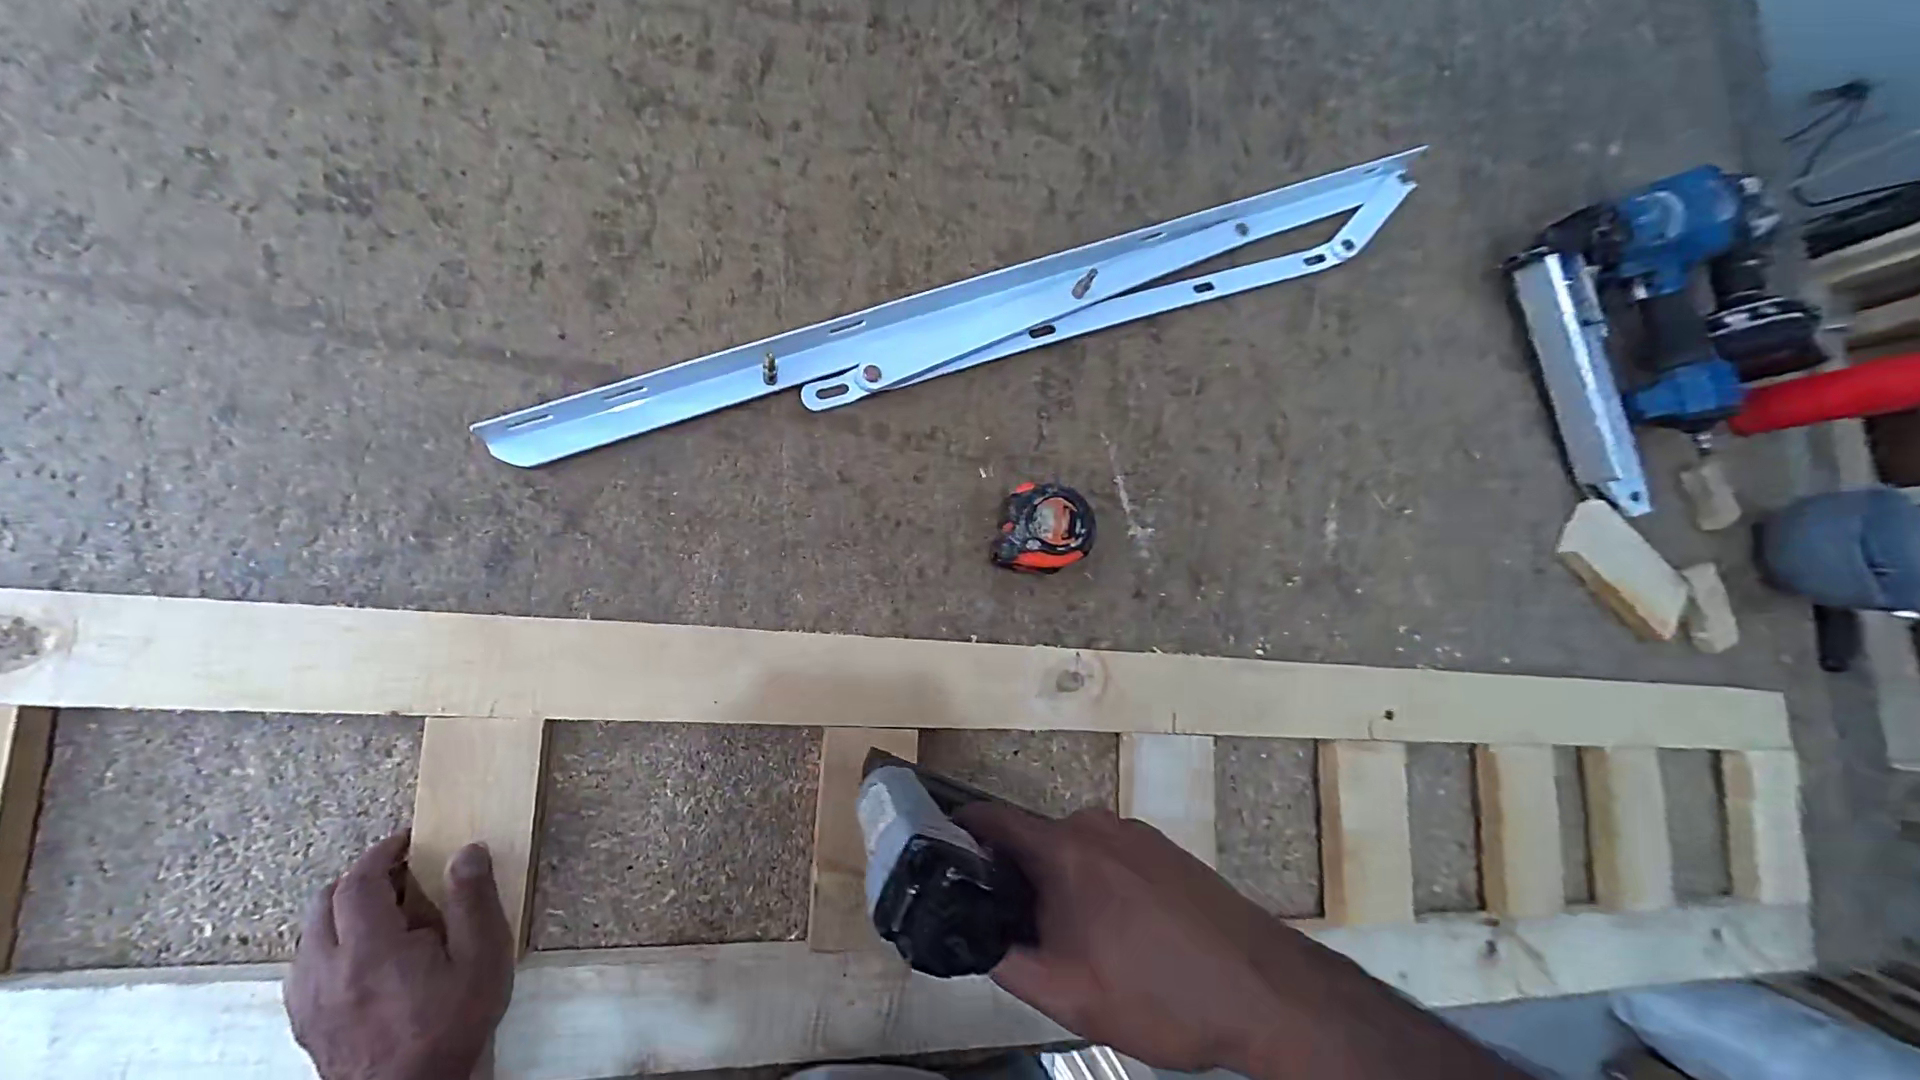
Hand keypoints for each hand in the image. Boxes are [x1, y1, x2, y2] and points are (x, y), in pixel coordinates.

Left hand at [284, 833, 515, 1079]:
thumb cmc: (453, 1020)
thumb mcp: (482, 954)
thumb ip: (473, 899)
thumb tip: (467, 850)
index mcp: (370, 949)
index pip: (358, 882)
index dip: (381, 852)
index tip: (408, 839)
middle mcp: (326, 969)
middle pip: (323, 903)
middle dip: (359, 877)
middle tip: (401, 871)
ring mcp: (308, 999)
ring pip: (309, 934)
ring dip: (343, 909)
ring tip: (387, 910)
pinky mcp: (304, 1021)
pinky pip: (306, 965)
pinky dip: (332, 941)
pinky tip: (365, 954)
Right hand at [956, 804, 1522, 1079]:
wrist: (1266, 990)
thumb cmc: (1162, 993)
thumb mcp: (1069, 993)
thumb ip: (1006, 958)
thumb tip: (969, 932)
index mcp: (1065, 848)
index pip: (993, 820)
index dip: (959, 831)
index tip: (936, 850)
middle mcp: (1095, 824)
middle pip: (1032, 842)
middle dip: (1014, 879)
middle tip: (1013, 928)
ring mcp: (1132, 833)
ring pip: (1071, 852)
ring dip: (1057, 886)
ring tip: (1071, 941)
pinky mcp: (1160, 848)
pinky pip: (1106, 857)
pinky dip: (1092, 884)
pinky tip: (1115, 931)